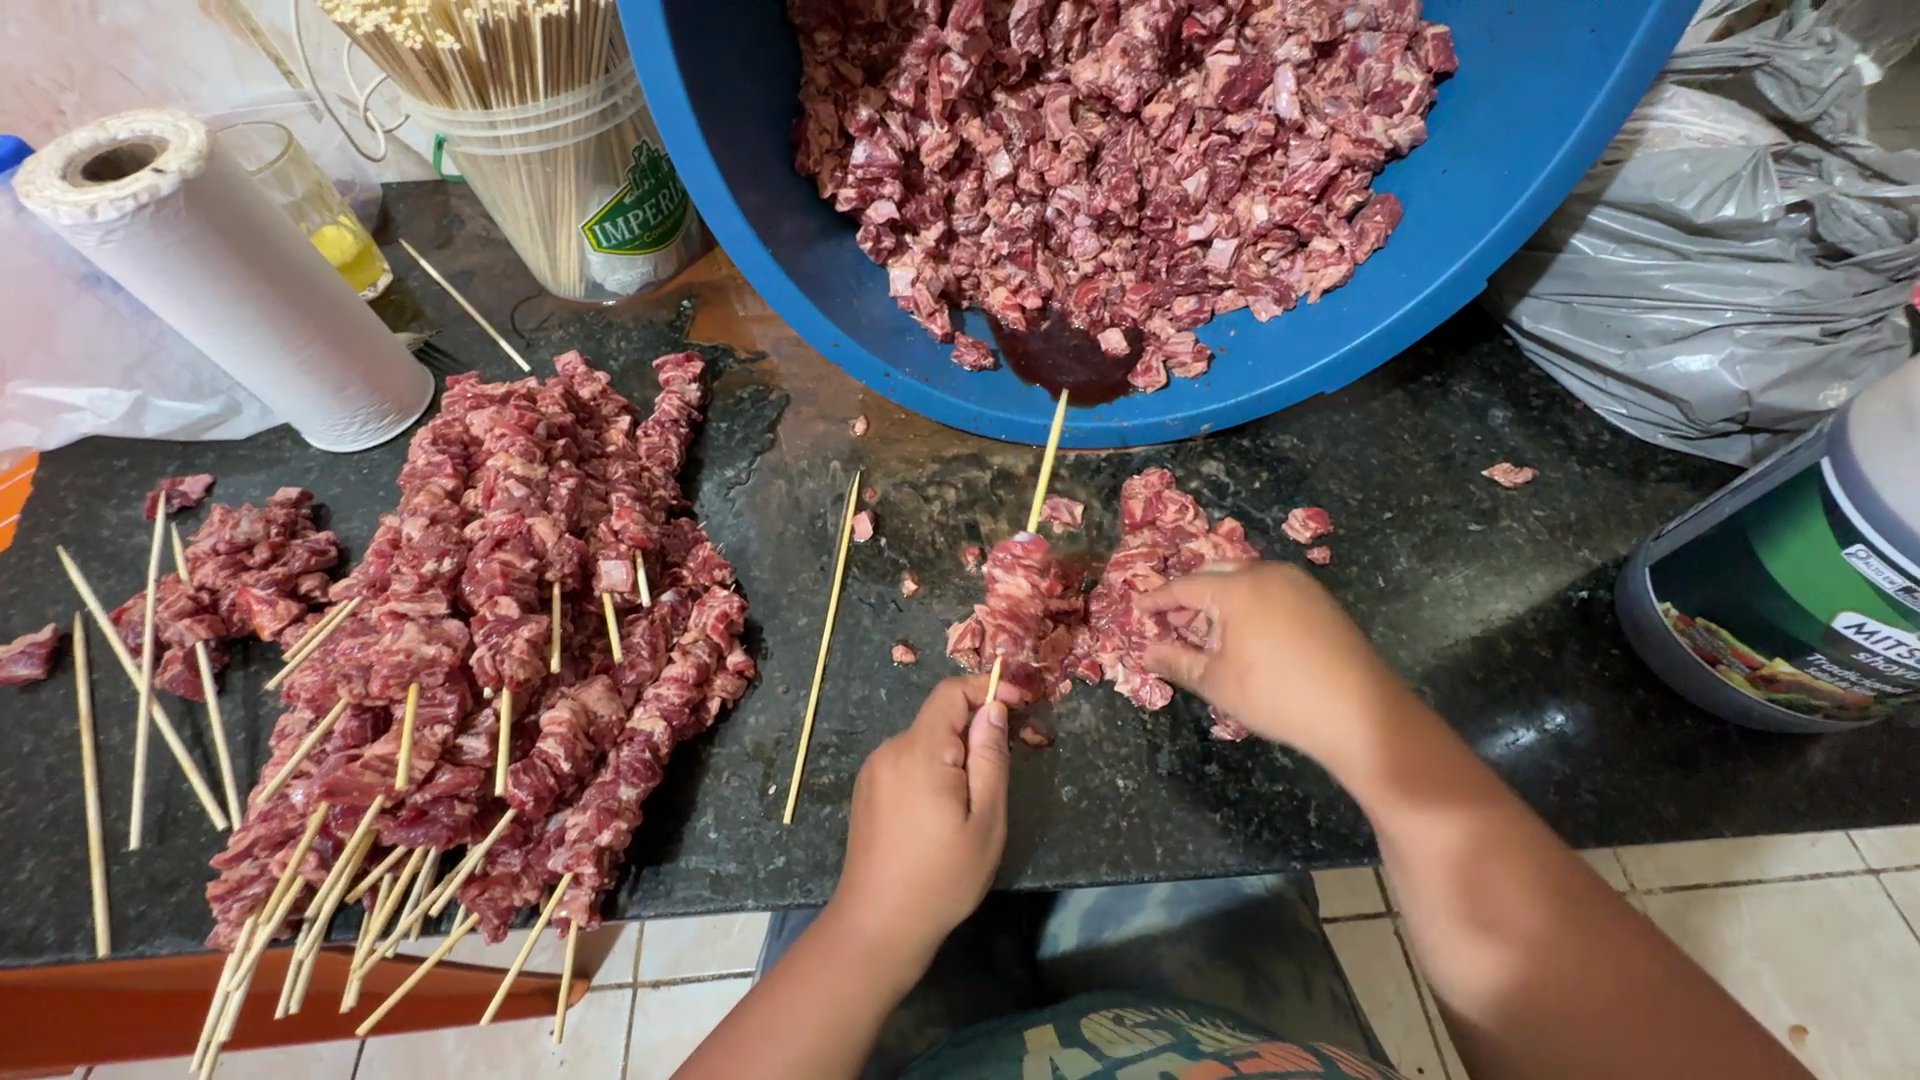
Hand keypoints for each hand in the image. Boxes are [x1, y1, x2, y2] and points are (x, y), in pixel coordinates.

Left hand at [828, 675, 1020, 964]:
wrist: (877, 925)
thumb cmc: (942, 878)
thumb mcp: (985, 821)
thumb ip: (990, 758)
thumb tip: (993, 708)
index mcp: (920, 751)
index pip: (950, 692)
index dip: (986, 688)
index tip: (1019, 703)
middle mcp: (891, 750)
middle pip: (938, 716)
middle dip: (975, 727)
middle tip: (1005, 762)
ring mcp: (874, 769)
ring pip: (924, 740)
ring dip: (954, 751)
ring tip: (974, 799)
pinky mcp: (868, 789)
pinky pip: (907, 760)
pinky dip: (933, 767)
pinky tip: (941, 811)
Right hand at [1136, 561, 1418, 762]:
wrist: (1359, 713)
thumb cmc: (1277, 697)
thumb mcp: (1216, 682)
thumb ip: (1175, 661)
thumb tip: (1146, 652)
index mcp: (1238, 587)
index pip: (1185, 586)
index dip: (1158, 599)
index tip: (1138, 609)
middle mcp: (1268, 573)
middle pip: (1216, 573)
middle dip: (1189, 594)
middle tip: (1171, 620)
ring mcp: (1299, 583)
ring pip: (1246, 578)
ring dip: (1220, 597)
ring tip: (1207, 631)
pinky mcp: (1320, 600)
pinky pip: (1271, 588)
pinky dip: (1249, 602)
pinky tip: (1245, 633)